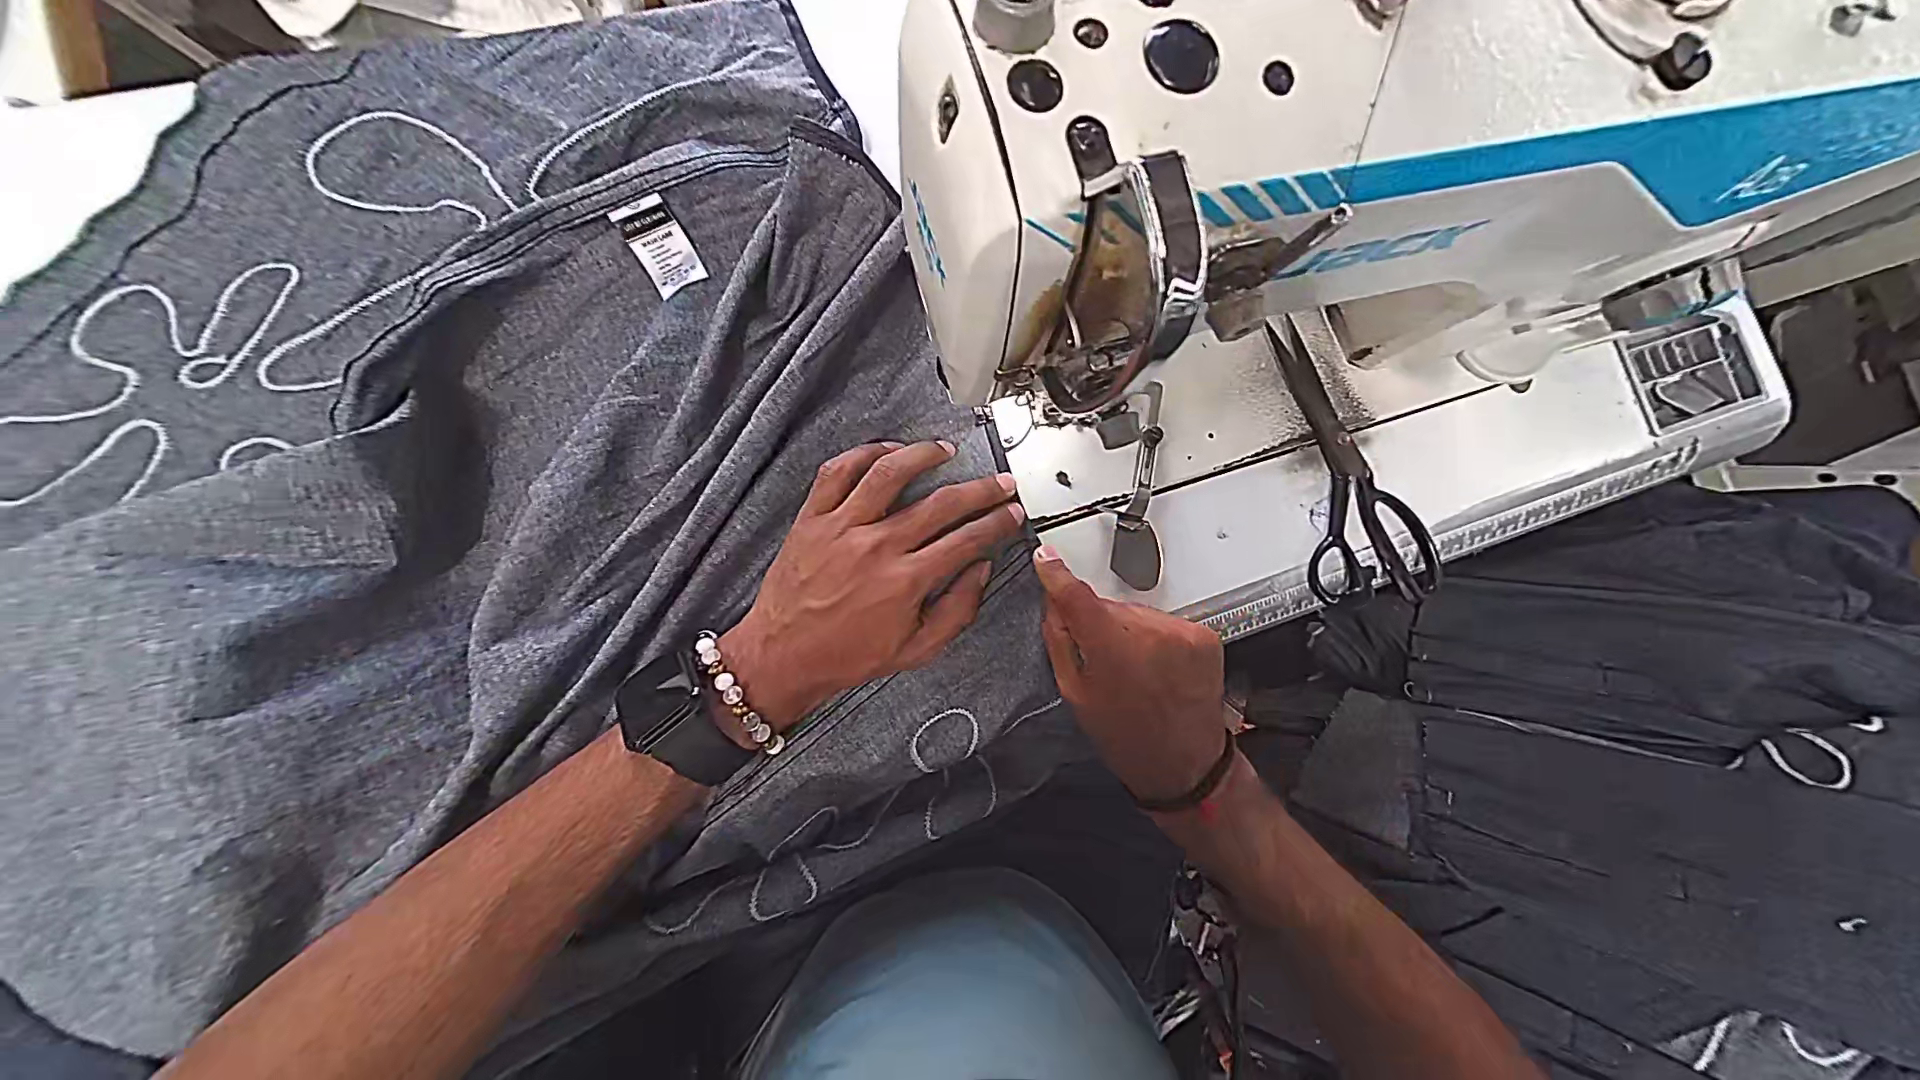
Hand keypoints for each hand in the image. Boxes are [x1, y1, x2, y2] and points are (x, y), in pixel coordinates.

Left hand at [718, 440, 1024, 733]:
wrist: (784, 656)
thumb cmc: (846, 655)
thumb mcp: (916, 649)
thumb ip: (957, 610)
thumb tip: (981, 571)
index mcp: (905, 581)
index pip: (967, 539)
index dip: (997, 522)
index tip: (1009, 514)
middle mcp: (876, 548)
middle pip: (941, 502)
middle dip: (981, 489)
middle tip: (997, 483)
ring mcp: (842, 528)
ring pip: (890, 472)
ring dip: (924, 455)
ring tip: (944, 451)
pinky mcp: (813, 519)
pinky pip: (838, 472)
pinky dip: (864, 454)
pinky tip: (885, 451)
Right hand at [1032, 545, 1228, 802]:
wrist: (1185, 762)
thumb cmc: (1130, 737)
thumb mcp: (1076, 694)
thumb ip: (1060, 641)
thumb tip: (1053, 605)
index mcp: (1111, 650)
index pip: (1076, 595)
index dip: (1056, 574)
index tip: (1046, 558)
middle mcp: (1148, 635)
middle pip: (1107, 605)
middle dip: (1099, 622)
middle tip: (1104, 660)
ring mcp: (1179, 633)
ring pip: (1136, 611)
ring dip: (1129, 630)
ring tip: (1136, 669)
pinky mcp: (1201, 635)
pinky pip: (1163, 620)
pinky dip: (1156, 636)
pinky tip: (1157, 666)